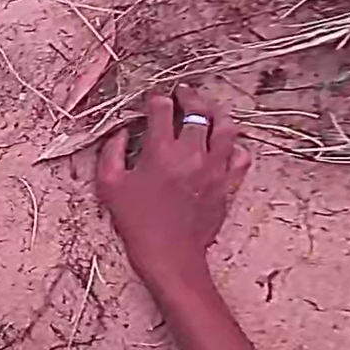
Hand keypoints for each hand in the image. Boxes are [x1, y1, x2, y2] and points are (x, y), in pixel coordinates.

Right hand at [97, 87, 250, 294]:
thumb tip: (119, 132)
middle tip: (182, 94)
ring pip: (226, 128)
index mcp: (160, 152)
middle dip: (189, 97)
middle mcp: (191, 155)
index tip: (153, 101)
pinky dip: (233, 145)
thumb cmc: (135, 221)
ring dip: (215, 114)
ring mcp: (214, 170)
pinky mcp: (227, 185)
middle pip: (198, 111)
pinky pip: (240, 156)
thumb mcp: (109, 184)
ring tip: (206, 110)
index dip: (156, 99)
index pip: (162, 109)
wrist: (168, 255)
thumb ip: (111, 151)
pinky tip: (221, 144)